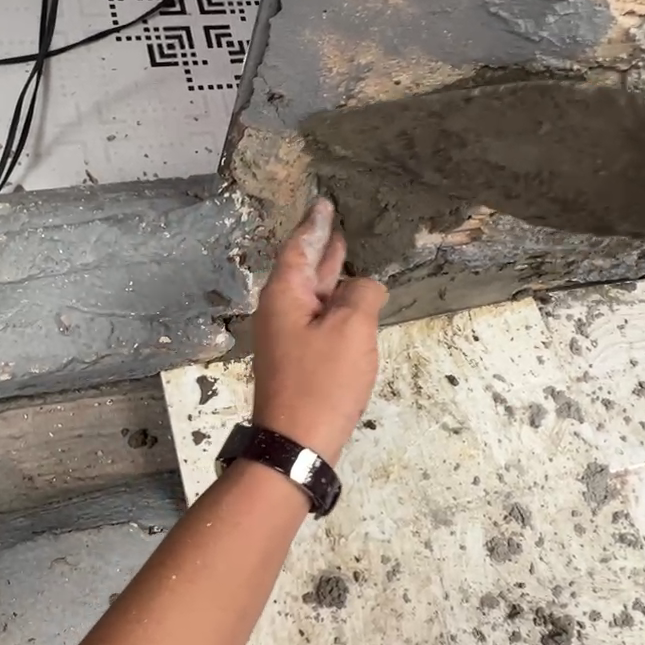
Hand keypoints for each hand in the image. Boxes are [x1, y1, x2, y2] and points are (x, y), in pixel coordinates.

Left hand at [250, 200, 387, 461]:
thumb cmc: (322, 381)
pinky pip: (316, 318)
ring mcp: (286, 337)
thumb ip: (362, 296)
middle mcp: (279, 310)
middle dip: (322, 246)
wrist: (297, 441)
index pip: (300, 247)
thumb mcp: (351, 329)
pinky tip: (350, 302)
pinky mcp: (297, 359)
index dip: (315, 225)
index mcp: (284, 294)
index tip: (323, 203)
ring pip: (311, 295)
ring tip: (349, 251)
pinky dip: (333, 303)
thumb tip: (365, 287)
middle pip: (302, 268)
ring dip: (330, 275)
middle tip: (338, 221)